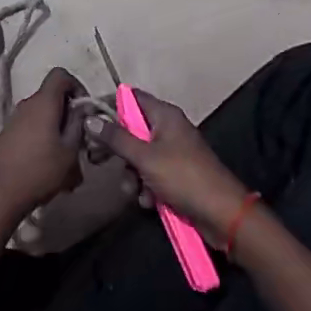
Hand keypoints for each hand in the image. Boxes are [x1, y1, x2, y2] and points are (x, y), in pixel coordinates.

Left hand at [0, 68, 86, 220]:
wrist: (0, 194)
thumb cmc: (40, 170)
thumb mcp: (70, 150)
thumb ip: (79, 124)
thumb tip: (82, 109)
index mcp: (43, 102)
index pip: (61, 74)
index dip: (77, 86)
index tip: (85, 110)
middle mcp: (27, 105)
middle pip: (53, 97)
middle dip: (70, 115)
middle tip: (80, 140)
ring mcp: (15, 120)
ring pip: (44, 116)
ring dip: (58, 132)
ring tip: (68, 162)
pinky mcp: (8, 135)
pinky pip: (33, 129)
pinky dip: (45, 140)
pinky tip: (51, 169)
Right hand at [84, 90, 250, 246]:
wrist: (221, 213)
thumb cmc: (183, 176)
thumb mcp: (145, 157)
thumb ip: (116, 138)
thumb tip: (90, 118)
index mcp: (164, 115)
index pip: (131, 98)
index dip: (109, 106)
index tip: (88, 120)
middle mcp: (168, 129)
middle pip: (132, 129)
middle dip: (116, 148)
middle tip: (96, 159)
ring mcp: (173, 153)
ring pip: (139, 157)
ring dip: (131, 175)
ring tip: (134, 192)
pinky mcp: (176, 175)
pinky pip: (151, 175)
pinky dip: (146, 187)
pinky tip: (149, 202)